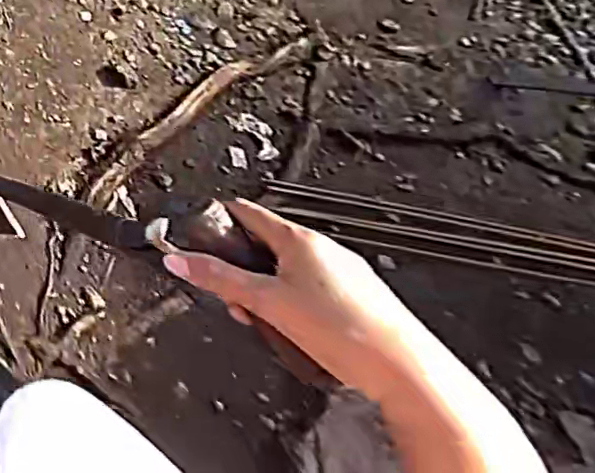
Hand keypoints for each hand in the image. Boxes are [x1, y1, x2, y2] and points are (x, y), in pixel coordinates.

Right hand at [160, 199, 438, 402]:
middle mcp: (327, 250)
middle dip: (239, 266)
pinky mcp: (364, 302)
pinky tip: (295, 328)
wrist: (416, 383)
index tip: (198, 232)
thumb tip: (178, 259)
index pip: (242, 210)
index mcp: (300, 239)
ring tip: (263, 315)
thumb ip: (216, 277)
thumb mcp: (264, 302)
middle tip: (230, 290)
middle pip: (263, 243)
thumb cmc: (350, 335)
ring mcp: (349, 276)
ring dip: (266, 287)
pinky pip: (314, 289)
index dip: (215, 218)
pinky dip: (294, 302)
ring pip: (288, 268)